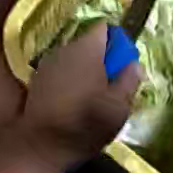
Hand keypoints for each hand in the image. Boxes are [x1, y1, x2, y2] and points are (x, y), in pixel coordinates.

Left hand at [15, 23, 140, 172]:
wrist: (41, 143)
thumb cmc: (85, 123)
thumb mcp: (118, 106)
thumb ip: (129, 81)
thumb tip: (134, 63)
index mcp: (86, 49)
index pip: (104, 28)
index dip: (117, 42)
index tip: (124, 63)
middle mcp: (64, 48)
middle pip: (88, 43)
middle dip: (102, 58)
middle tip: (113, 84)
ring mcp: (48, 62)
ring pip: (74, 57)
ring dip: (86, 69)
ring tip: (95, 96)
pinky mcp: (37, 78)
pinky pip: (61, 69)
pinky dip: (70, 79)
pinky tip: (75, 101)